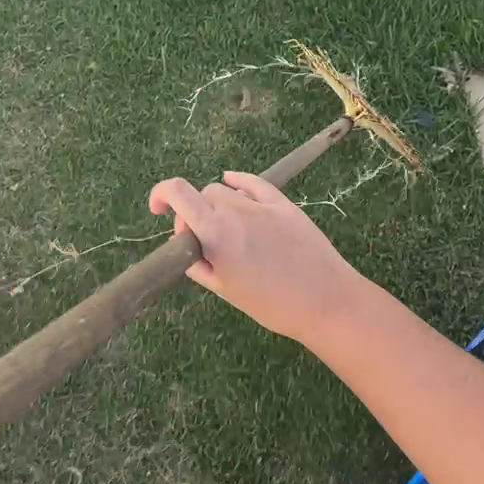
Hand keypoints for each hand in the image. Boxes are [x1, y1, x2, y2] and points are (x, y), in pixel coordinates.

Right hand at [149, 171, 367, 341]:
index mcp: (216, 233)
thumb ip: (197, 262)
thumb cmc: (271, 304)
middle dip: (193, 213)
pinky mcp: (283, 203)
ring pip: (225, 191)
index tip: (157, 209)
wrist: (325, 301)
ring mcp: (261, 204)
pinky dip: (238, 181)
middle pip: (202, 196)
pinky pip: (253, 183)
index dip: (160, 194)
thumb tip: (182, 243)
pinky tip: (232, 180)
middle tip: (201, 241)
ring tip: (226, 230)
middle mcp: (235, 211)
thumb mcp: (224, 289)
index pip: (178, 193)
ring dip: (216, 205)